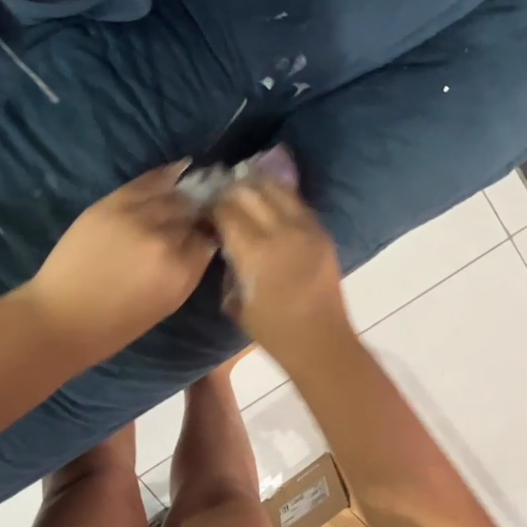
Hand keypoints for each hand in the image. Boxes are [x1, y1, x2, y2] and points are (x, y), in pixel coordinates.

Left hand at [28, 163, 215, 351]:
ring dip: (187, 193)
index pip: (209, 238)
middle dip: (201, 211)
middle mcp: (164, 240)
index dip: (210, 233)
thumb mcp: (166, 304)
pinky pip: (148, 182)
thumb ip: (189, 271)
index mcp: (180, 271)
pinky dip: (167, 174)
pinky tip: (181, 169)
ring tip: (196, 187)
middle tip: (204, 210)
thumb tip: (203, 242)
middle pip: (194, 213)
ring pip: (174, 195)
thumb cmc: (115, 324)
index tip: (210, 231)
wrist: (61, 317)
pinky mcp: (111, 204)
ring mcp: (136, 217)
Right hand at [210, 178, 355, 363]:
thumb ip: (228, 267)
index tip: (205, 211)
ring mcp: (305, 229)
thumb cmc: (272, 330)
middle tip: (221, 197)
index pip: (226, 210)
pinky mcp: (321, 232)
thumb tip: (223, 244)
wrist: (320, 341)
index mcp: (254, 251)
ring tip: (244, 191)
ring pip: (276, 188)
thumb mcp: (234, 302)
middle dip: (231, 191)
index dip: (211, 206)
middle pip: (249, 191)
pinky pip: (297, 202)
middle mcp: (280, 231)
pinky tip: (269, 200)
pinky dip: (280, 196)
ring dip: (257, 185)